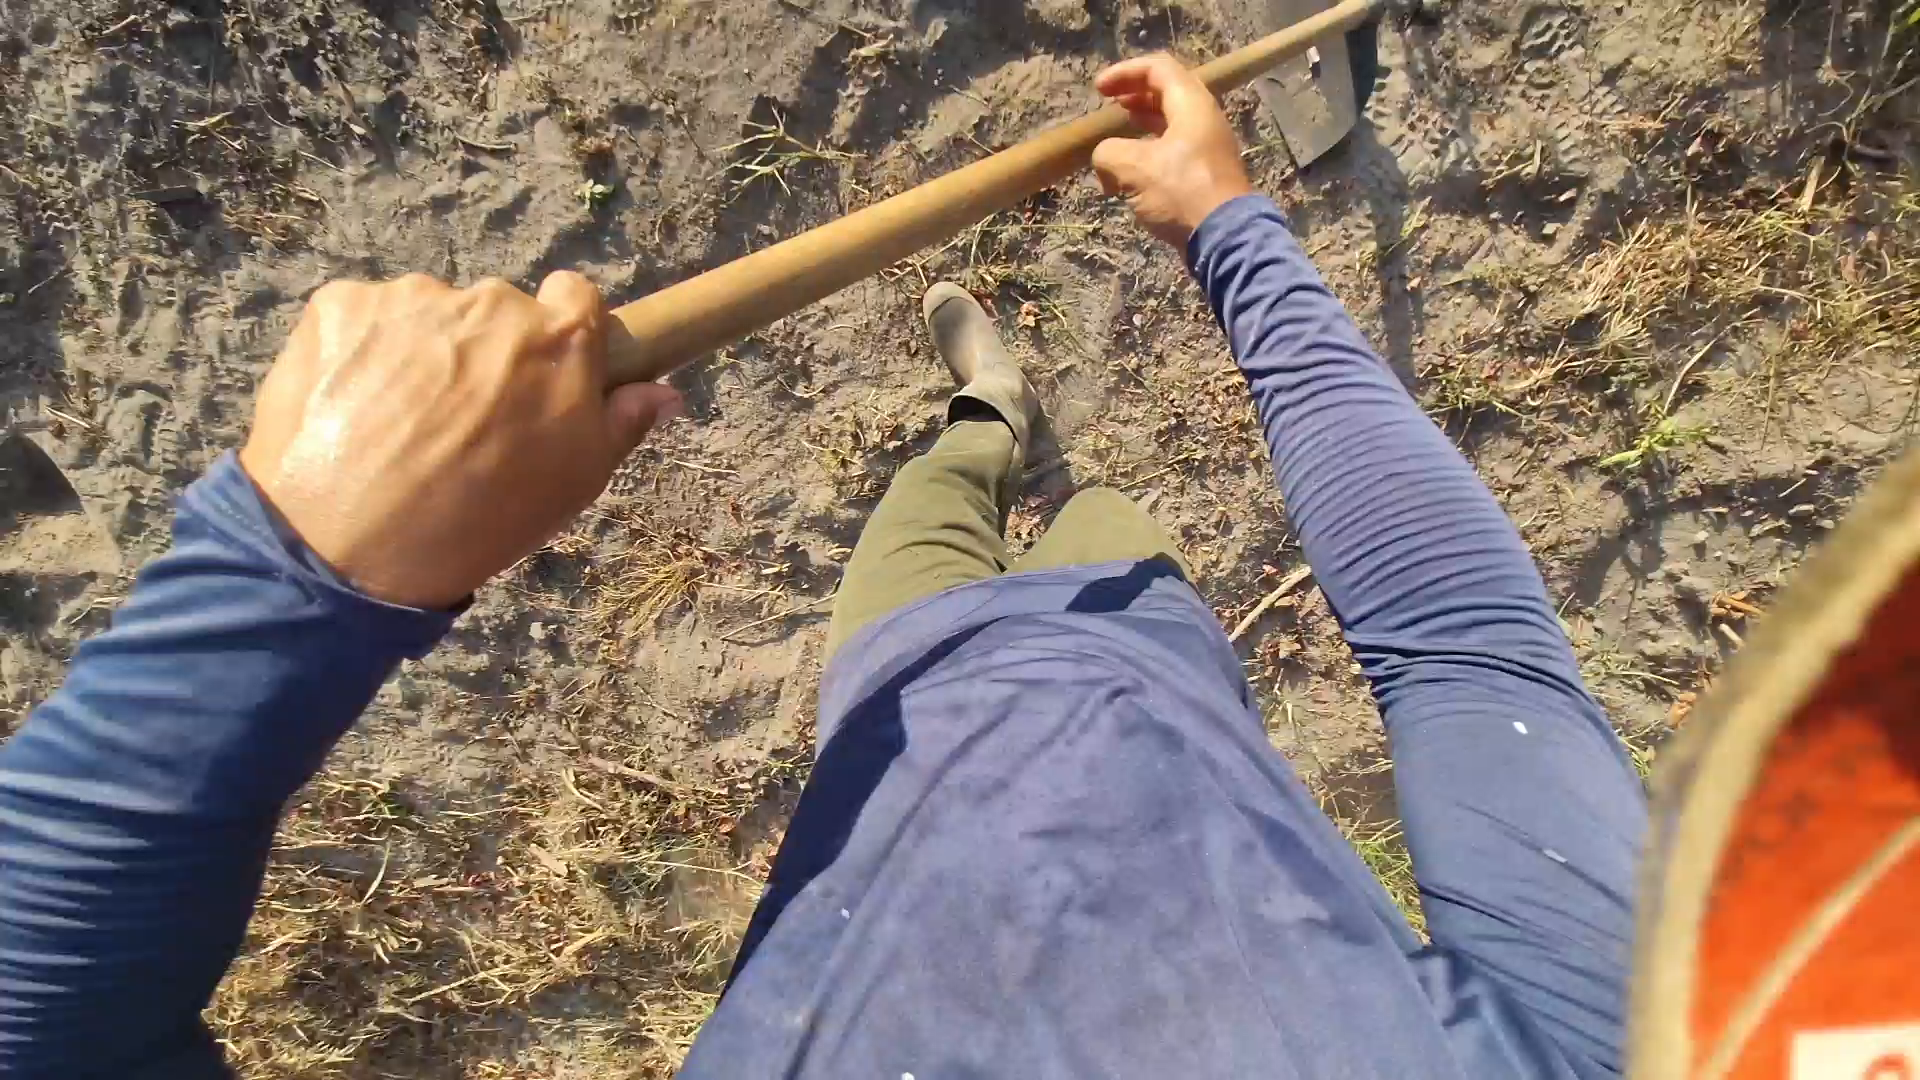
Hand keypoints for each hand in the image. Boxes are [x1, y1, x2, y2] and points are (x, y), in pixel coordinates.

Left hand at [239, 273, 681, 608]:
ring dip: (436, 347)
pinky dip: (375, 348)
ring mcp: (410, 298)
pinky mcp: (339, 304)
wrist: (359, 542)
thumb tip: (667, 393)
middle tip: (478, 413)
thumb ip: (625, 420)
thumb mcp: (582, 475)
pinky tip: (366, 403)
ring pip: (437, 312)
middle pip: (504, 308)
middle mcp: (491, 301)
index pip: (577, 294)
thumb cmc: (495, 512)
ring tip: (414, 416)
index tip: (552, 369)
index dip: (568, 330)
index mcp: (560, 338)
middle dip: (499, 347)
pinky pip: (374, 315)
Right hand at [1092, 55, 1255, 247]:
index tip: (1098, 90)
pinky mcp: (1204, 177)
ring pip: (1169, 128)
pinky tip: (1131, 177)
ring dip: (1140, 131)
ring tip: (1116, 143)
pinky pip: (1172, 155)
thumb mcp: (1133, 168)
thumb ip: (1109, 153)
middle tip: (1110, 109)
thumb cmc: (1181, 192)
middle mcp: (1203, 120)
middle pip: (1166, 96)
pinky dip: (1148, 157)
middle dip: (1134, 100)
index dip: (1124, 74)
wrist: (1222, 237)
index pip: (1158, 69)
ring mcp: (1206, 150)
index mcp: (1191, 105)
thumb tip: (1103, 158)